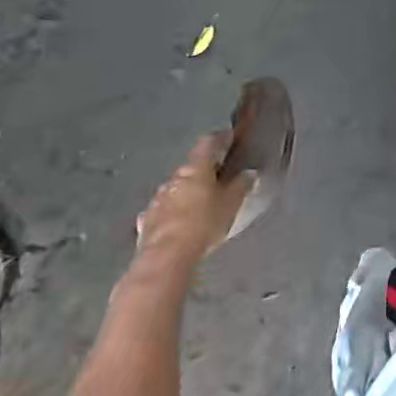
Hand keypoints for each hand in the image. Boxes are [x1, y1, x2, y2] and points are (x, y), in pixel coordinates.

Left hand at [135, 131, 255, 270]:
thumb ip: (241, 186)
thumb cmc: (204, 223)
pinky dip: (174, 211)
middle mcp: (174, 178)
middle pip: (192, 166)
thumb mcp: (232, 204)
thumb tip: (248, 173)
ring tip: (201, 202)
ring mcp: (157, 199)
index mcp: (196, 168)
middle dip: (205, 169)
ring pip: (176, 188)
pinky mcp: (146, 221)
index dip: (221, 139)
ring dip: (188, 191)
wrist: (166, 257)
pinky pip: (164, 210)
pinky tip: (180, 222)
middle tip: (220, 176)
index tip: (230, 138)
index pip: (209, 143)